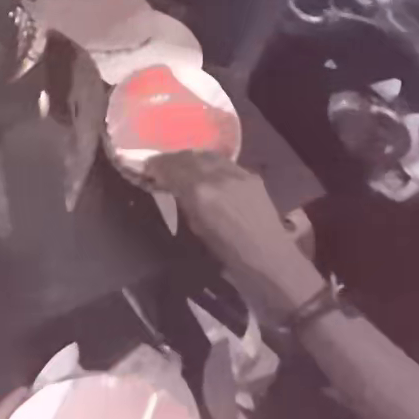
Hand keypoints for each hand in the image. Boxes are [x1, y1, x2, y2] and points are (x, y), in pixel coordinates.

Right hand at [143, 152, 323, 318]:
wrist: (271, 262)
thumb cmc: (228, 256)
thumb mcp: (197, 229)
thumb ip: (184, 203)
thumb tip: (172, 187)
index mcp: (200, 192)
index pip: (171, 168)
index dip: (157, 166)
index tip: (147, 168)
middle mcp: (218, 176)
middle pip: (187, 157)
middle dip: (171, 160)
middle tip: (160, 166)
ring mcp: (237, 173)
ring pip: (206, 156)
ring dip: (190, 158)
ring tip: (181, 166)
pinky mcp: (251, 176)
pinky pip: (223, 162)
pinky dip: (209, 164)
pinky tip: (205, 172)